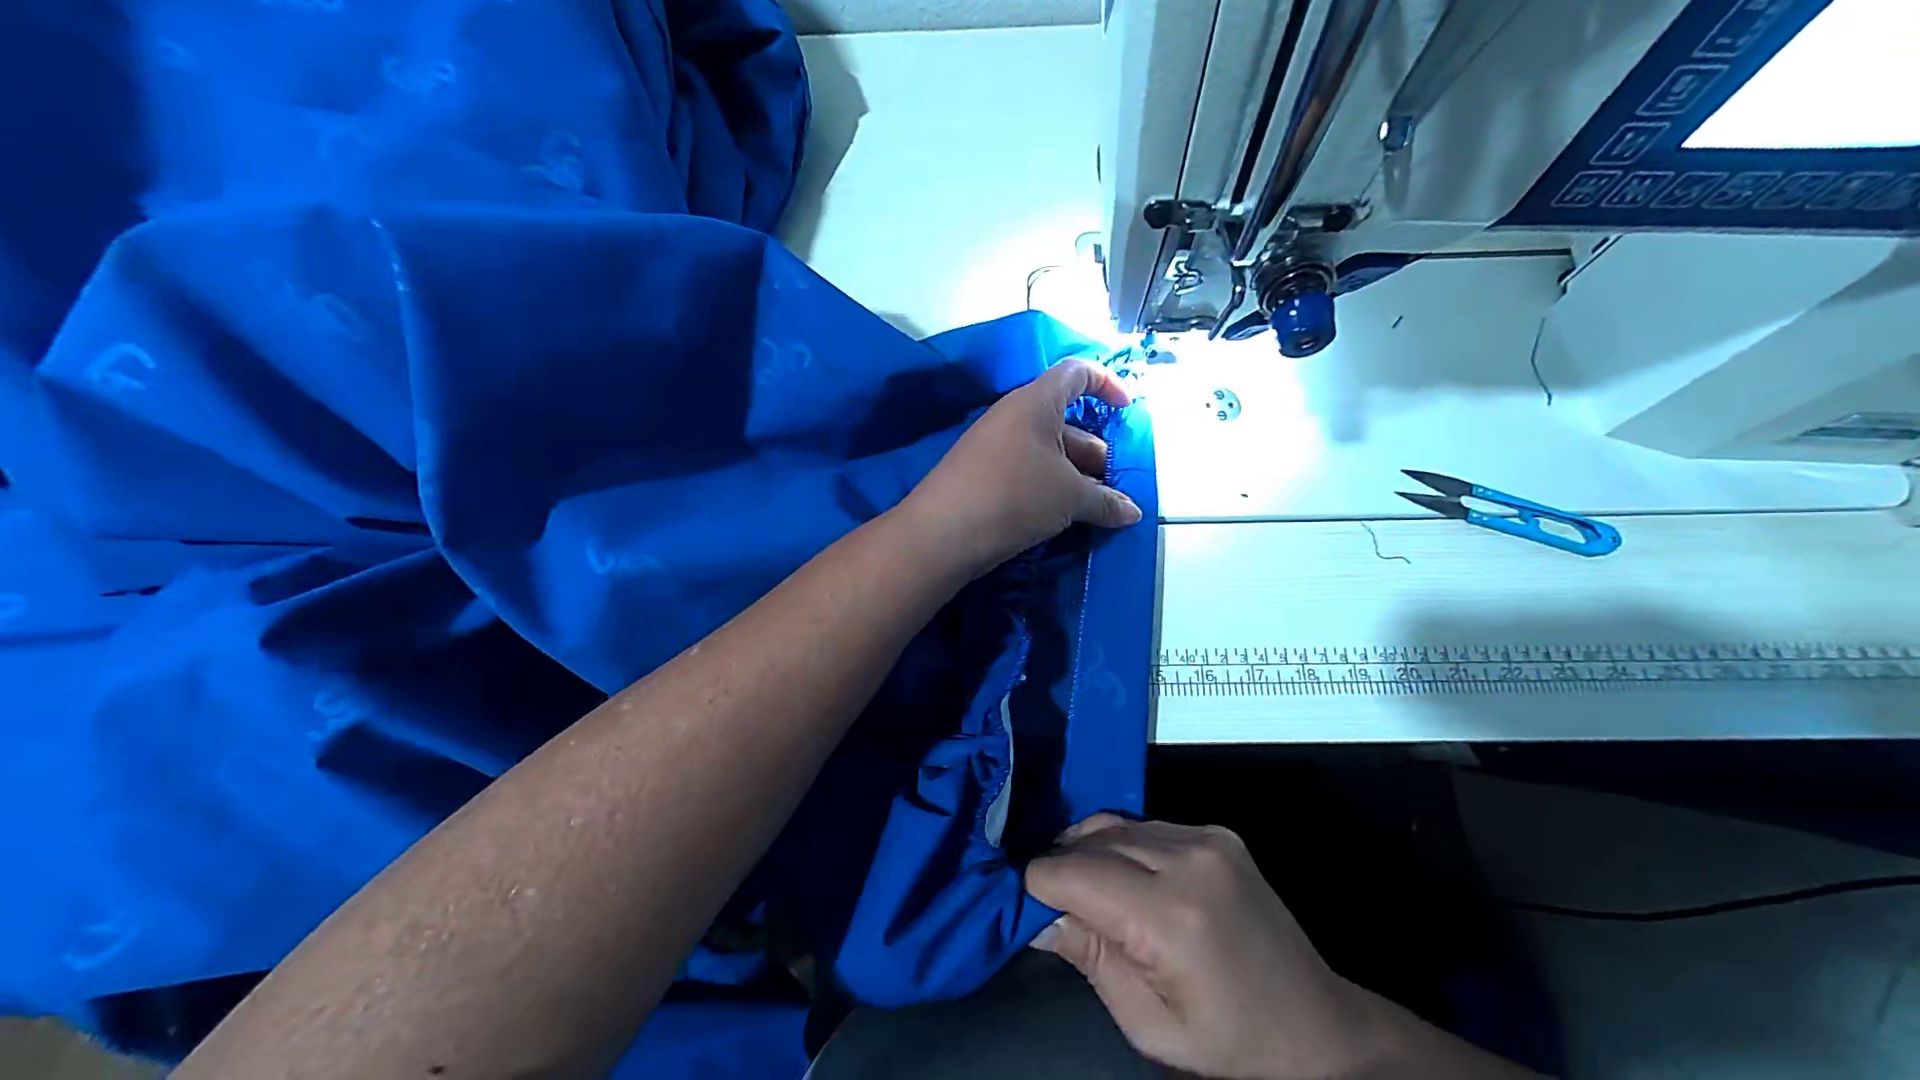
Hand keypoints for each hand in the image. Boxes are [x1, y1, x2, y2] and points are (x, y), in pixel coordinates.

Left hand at [898, 360, 1142, 578]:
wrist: (942, 534)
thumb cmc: (1014, 495)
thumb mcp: (1070, 497)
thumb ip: (1106, 501)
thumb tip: (1132, 513)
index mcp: (1036, 402)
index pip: (1077, 373)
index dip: (1107, 383)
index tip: (1127, 410)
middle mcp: (1014, 417)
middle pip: (1067, 421)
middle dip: (1096, 452)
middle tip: (1116, 486)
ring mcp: (995, 447)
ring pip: (1048, 452)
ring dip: (1077, 476)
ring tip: (1099, 507)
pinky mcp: (983, 475)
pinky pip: (1028, 471)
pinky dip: (1052, 487)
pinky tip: (1067, 516)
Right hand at [1025, 816, 1539, 1079]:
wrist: (1316, 1028)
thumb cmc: (1227, 1043)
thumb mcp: (1147, 1024)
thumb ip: (1089, 958)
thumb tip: (1036, 916)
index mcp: (1171, 916)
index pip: (1072, 872)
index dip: (1040, 887)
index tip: (1031, 909)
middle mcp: (1188, 858)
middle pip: (1091, 840)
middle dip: (1062, 867)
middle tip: (1054, 905)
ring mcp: (1207, 838)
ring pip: (1115, 825)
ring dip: (1090, 853)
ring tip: (1088, 891)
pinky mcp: (1217, 832)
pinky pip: (1146, 825)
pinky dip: (1124, 846)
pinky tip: (1129, 879)